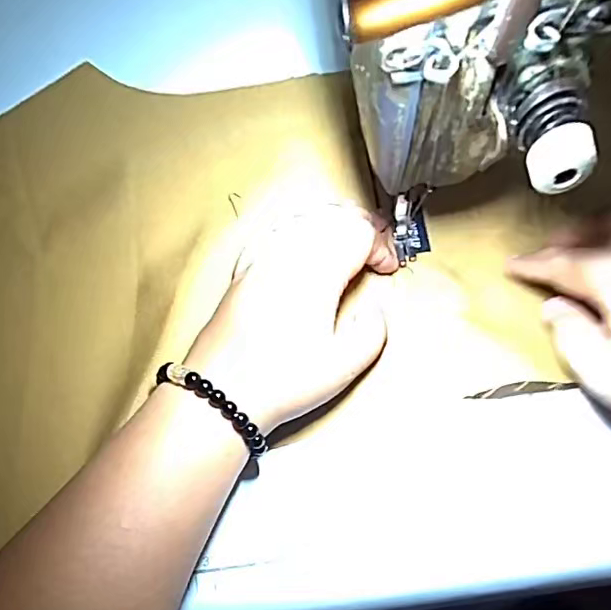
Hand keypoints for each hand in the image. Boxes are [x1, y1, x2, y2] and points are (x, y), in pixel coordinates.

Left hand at [182, 203, 400, 432]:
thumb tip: (375, 312)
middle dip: (361, 226)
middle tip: (376, 246)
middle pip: (333, 216)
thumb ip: (373, 332)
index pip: (359, 232)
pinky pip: (275, 231)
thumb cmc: (277, 382)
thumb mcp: (345, 366)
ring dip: (332, 221)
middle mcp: (287, 256)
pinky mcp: (243, 272)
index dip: (382, 245)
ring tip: (346, 238)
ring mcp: (261, 260)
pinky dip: (298, 227)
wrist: (223, 393)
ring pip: (303, 217)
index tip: (387, 265)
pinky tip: (301, 239)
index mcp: (317, 272)